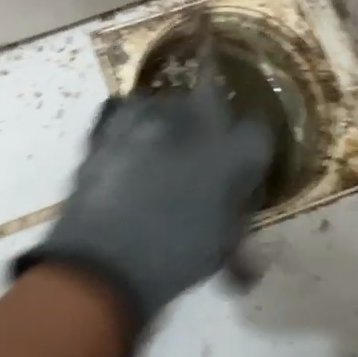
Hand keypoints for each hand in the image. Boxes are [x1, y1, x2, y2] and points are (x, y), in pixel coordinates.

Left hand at [13, 66, 274, 356]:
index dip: (252, 144)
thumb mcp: (220, 244)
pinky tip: (132, 144)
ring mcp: (145, 118)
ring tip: (166, 144)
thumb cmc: (170, 262)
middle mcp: (190, 124)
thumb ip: (235, 212)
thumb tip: (238, 207)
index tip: (245, 158)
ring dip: (173, 117)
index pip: (257, 130)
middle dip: (214, 113)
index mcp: (227, 156)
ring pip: (169, 99)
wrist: (100, 262)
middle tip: (206, 140)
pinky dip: (136, 122)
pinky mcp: (109, 124)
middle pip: (212, 94)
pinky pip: (130, 110)